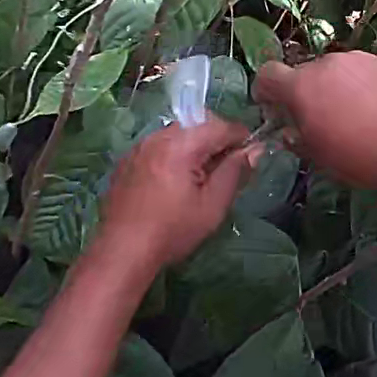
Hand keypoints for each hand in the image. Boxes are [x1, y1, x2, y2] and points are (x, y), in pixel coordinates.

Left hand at [96, 119, 257, 269]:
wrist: (121, 254)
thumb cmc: (172, 231)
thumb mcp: (213, 205)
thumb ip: (235, 171)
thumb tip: (255, 149)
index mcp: (181, 144)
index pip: (221, 125)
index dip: (241, 138)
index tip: (250, 155)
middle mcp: (158, 137)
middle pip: (198, 123)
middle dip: (217, 138)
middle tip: (226, 166)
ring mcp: (139, 147)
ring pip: (178, 132)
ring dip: (195, 145)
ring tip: (200, 176)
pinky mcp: (127, 160)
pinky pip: (159, 145)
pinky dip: (174, 153)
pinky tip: (174, 181)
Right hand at [254, 52, 376, 193]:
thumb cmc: (361, 158)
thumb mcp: (318, 157)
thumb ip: (296, 137)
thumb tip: (290, 129)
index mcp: (303, 86)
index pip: (268, 74)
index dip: (266, 91)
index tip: (274, 108)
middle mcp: (326, 64)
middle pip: (302, 74)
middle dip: (304, 94)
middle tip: (319, 121)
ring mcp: (355, 59)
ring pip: (331, 71)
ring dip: (331, 88)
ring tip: (352, 116)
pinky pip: (356, 70)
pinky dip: (356, 84)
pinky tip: (373, 107)